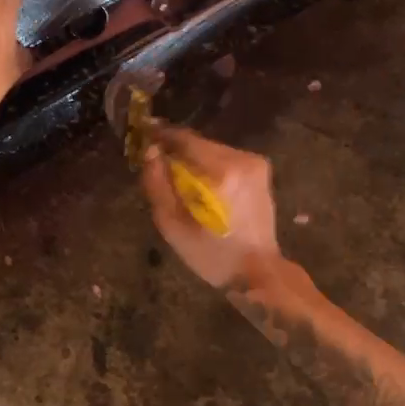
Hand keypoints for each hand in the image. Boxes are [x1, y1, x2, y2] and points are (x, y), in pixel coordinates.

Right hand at [141, 126, 280, 287]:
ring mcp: (254, 163)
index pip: (184, 139)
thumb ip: (157, 184)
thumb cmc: (213, 255)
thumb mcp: (173, 226)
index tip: (144, 134)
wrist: (259, 271)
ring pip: (211, 149)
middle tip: (157, 163)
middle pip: (198, 143)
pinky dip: (210, 166)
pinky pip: (225, 158)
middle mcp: (241, 160)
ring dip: (193, 159)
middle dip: (176, 150)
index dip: (161, 134)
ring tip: (179, 179)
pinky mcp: (260, 169)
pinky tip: (203, 187)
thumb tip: (150, 151)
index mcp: (221, 173)